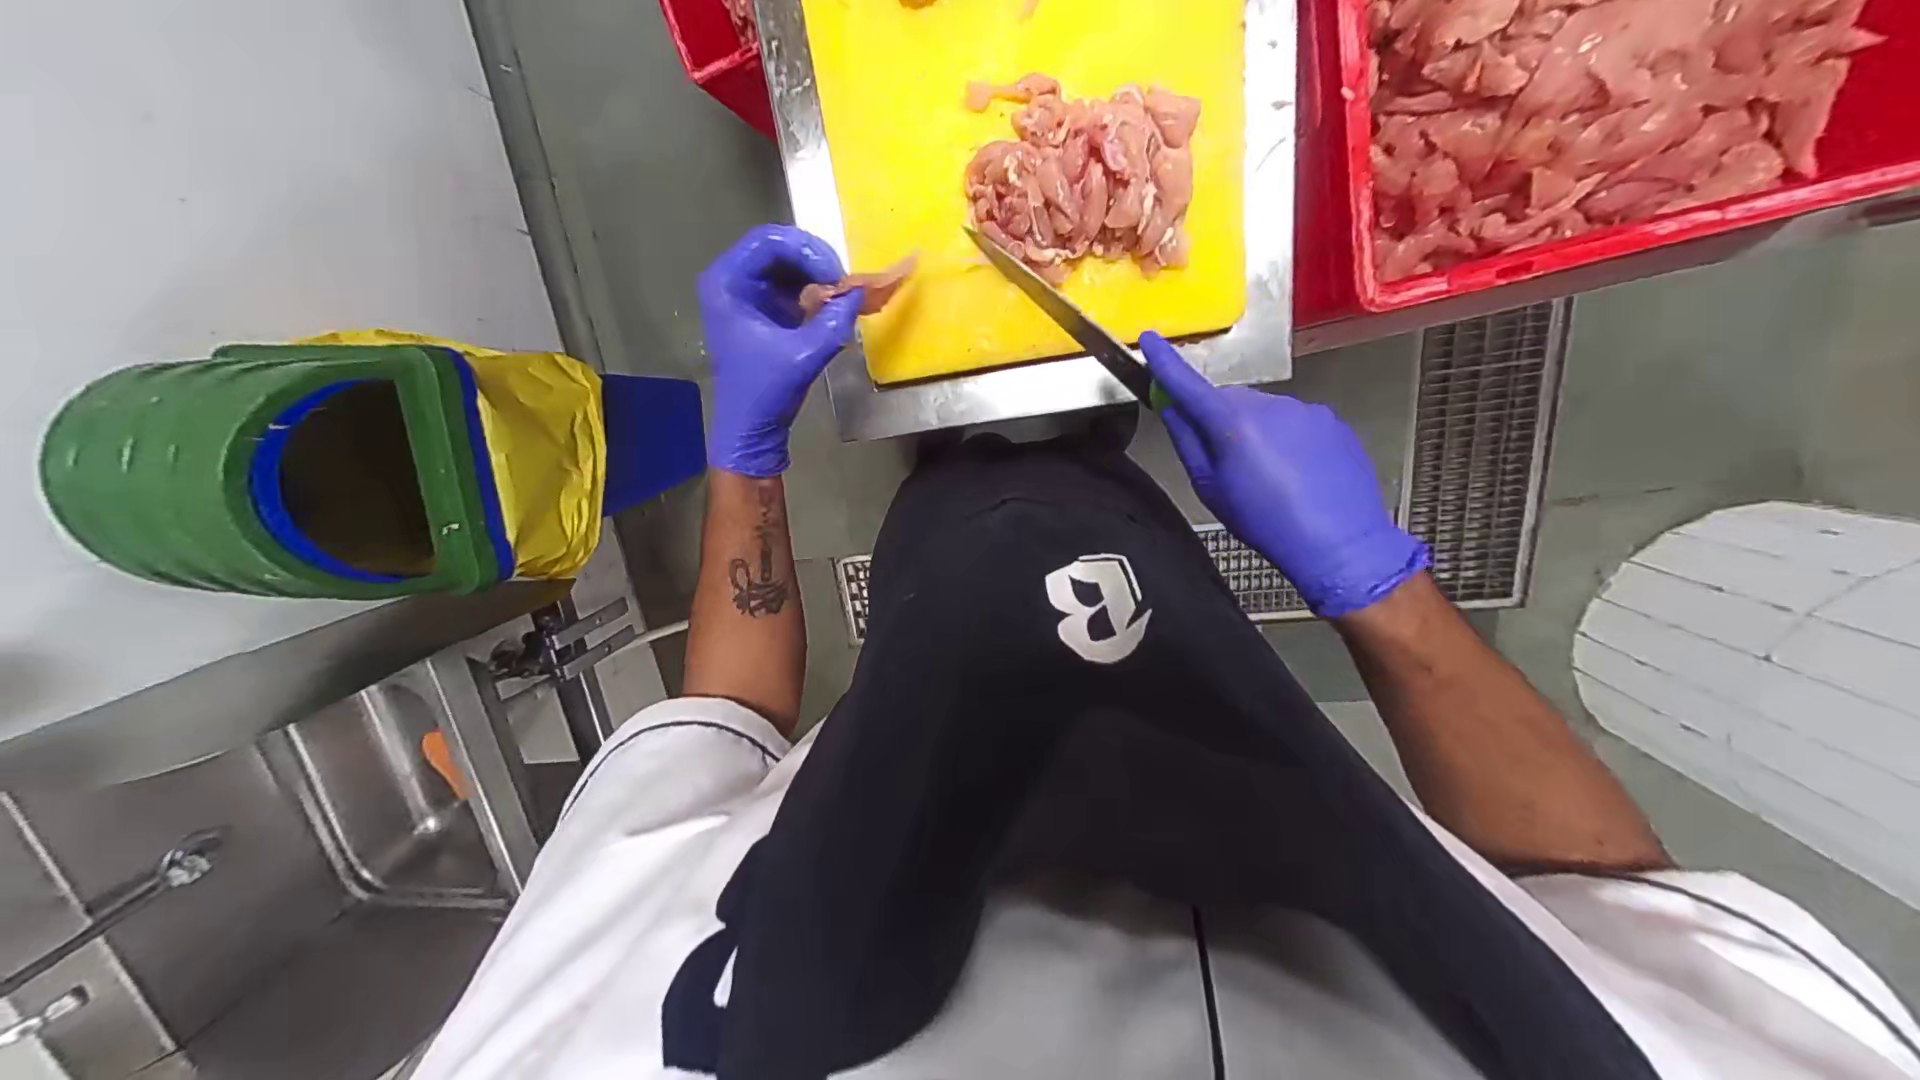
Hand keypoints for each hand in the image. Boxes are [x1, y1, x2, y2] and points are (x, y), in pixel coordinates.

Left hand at [699, 225, 863, 476]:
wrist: (751, 429)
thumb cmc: (764, 392)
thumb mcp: (802, 355)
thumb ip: (833, 322)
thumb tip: (860, 293)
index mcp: (727, 283)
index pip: (768, 242)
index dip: (807, 251)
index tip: (836, 276)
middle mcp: (734, 281)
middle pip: (779, 249)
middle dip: (815, 262)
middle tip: (844, 283)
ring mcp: (749, 296)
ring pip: (789, 266)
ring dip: (819, 276)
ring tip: (842, 295)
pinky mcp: (765, 312)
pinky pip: (793, 287)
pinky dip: (816, 292)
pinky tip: (834, 305)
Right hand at [1140, 332, 1428, 616]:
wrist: (1340, 542)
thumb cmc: (1268, 523)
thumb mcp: (1210, 488)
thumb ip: (1187, 442)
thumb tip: (1172, 410)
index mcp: (1232, 424)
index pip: (1187, 384)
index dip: (1164, 361)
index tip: (1150, 341)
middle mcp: (1269, 406)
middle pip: (1225, 399)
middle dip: (1215, 420)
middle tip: (1218, 462)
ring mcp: (1303, 410)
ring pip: (1259, 410)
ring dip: (1251, 431)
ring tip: (1262, 475)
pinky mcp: (1329, 420)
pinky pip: (1291, 419)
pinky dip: (1282, 438)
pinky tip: (1290, 471)